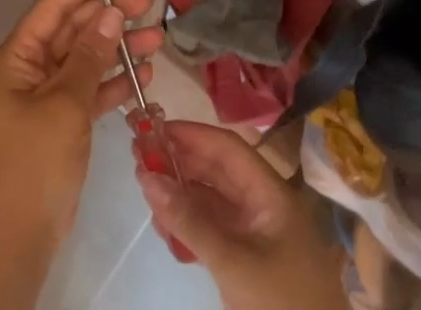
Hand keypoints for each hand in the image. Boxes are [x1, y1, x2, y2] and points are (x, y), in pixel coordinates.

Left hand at [0, 0, 163, 239]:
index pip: (54, 5)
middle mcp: (32, 68)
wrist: (18, 230)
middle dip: (109, 14)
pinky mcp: (64, 122)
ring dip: (118, 48)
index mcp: (20, 55)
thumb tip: (110, 12)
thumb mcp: (64, 103)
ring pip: (88, 59)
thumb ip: (89, 57)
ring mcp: (48, 96)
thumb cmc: (34, 159)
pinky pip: (92, 90)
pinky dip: (115, 82)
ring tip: (157, 40)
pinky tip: (143, 77)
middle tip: (149, 4)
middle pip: (74, 29)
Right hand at [138, 122, 347, 309]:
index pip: (228, 148)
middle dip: (179, 162)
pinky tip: (163, 227)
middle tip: (138, 156)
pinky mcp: (246, 259)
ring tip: (145, 191)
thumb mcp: (233, 262)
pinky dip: (187, 224)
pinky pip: (211, 228)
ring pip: (211, 200)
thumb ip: (189, 220)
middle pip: (217, 171)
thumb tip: (147, 177)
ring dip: (179, 194)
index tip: (153, 129)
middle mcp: (263, 205)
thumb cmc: (281, 303)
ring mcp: (255, 234)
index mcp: (271, 194)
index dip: (191, 134)